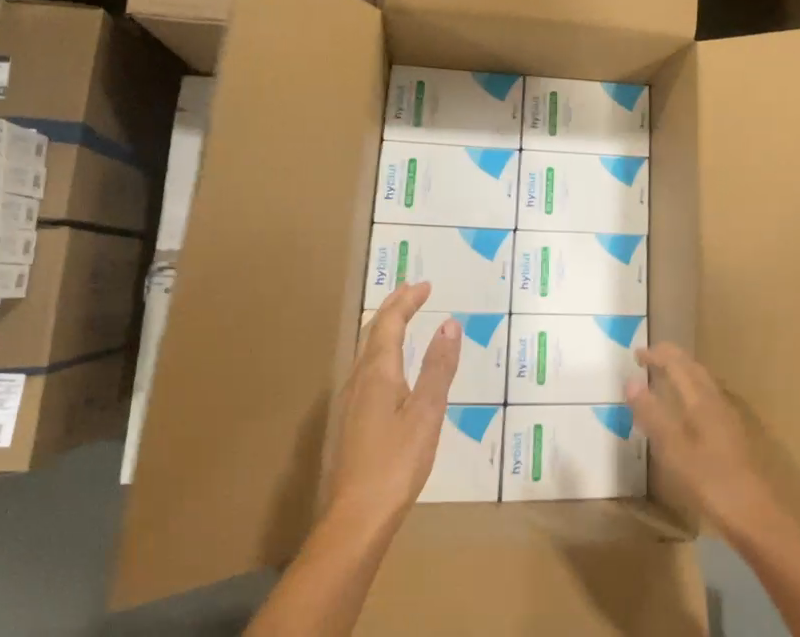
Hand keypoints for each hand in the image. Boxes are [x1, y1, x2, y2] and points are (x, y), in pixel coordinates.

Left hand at [324, 282, 460, 535]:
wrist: (357, 515)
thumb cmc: (397, 462)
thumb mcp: (427, 413)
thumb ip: (439, 368)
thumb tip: (450, 323)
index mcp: (378, 373)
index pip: (390, 323)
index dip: (407, 301)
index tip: (426, 284)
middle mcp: (358, 380)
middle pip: (373, 333)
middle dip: (394, 309)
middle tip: (413, 292)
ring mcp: (350, 402)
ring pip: (366, 352)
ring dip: (385, 330)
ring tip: (402, 322)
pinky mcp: (350, 422)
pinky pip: (366, 371)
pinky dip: (381, 353)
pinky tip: (390, 371)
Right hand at [625, 343, 776, 532]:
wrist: (759, 514)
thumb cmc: (711, 482)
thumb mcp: (673, 451)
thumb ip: (652, 415)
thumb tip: (631, 382)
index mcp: (701, 401)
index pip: (678, 365)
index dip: (657, 355)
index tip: (636, 354)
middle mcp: (718, 401)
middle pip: (694, 369)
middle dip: (671, 359)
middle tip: (649, 360)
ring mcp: (730, 417)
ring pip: (704, 383)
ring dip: (684, 374)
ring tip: (665, 379)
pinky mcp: (736, 434)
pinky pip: (710, 399)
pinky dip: (693, 393)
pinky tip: (690, 413)